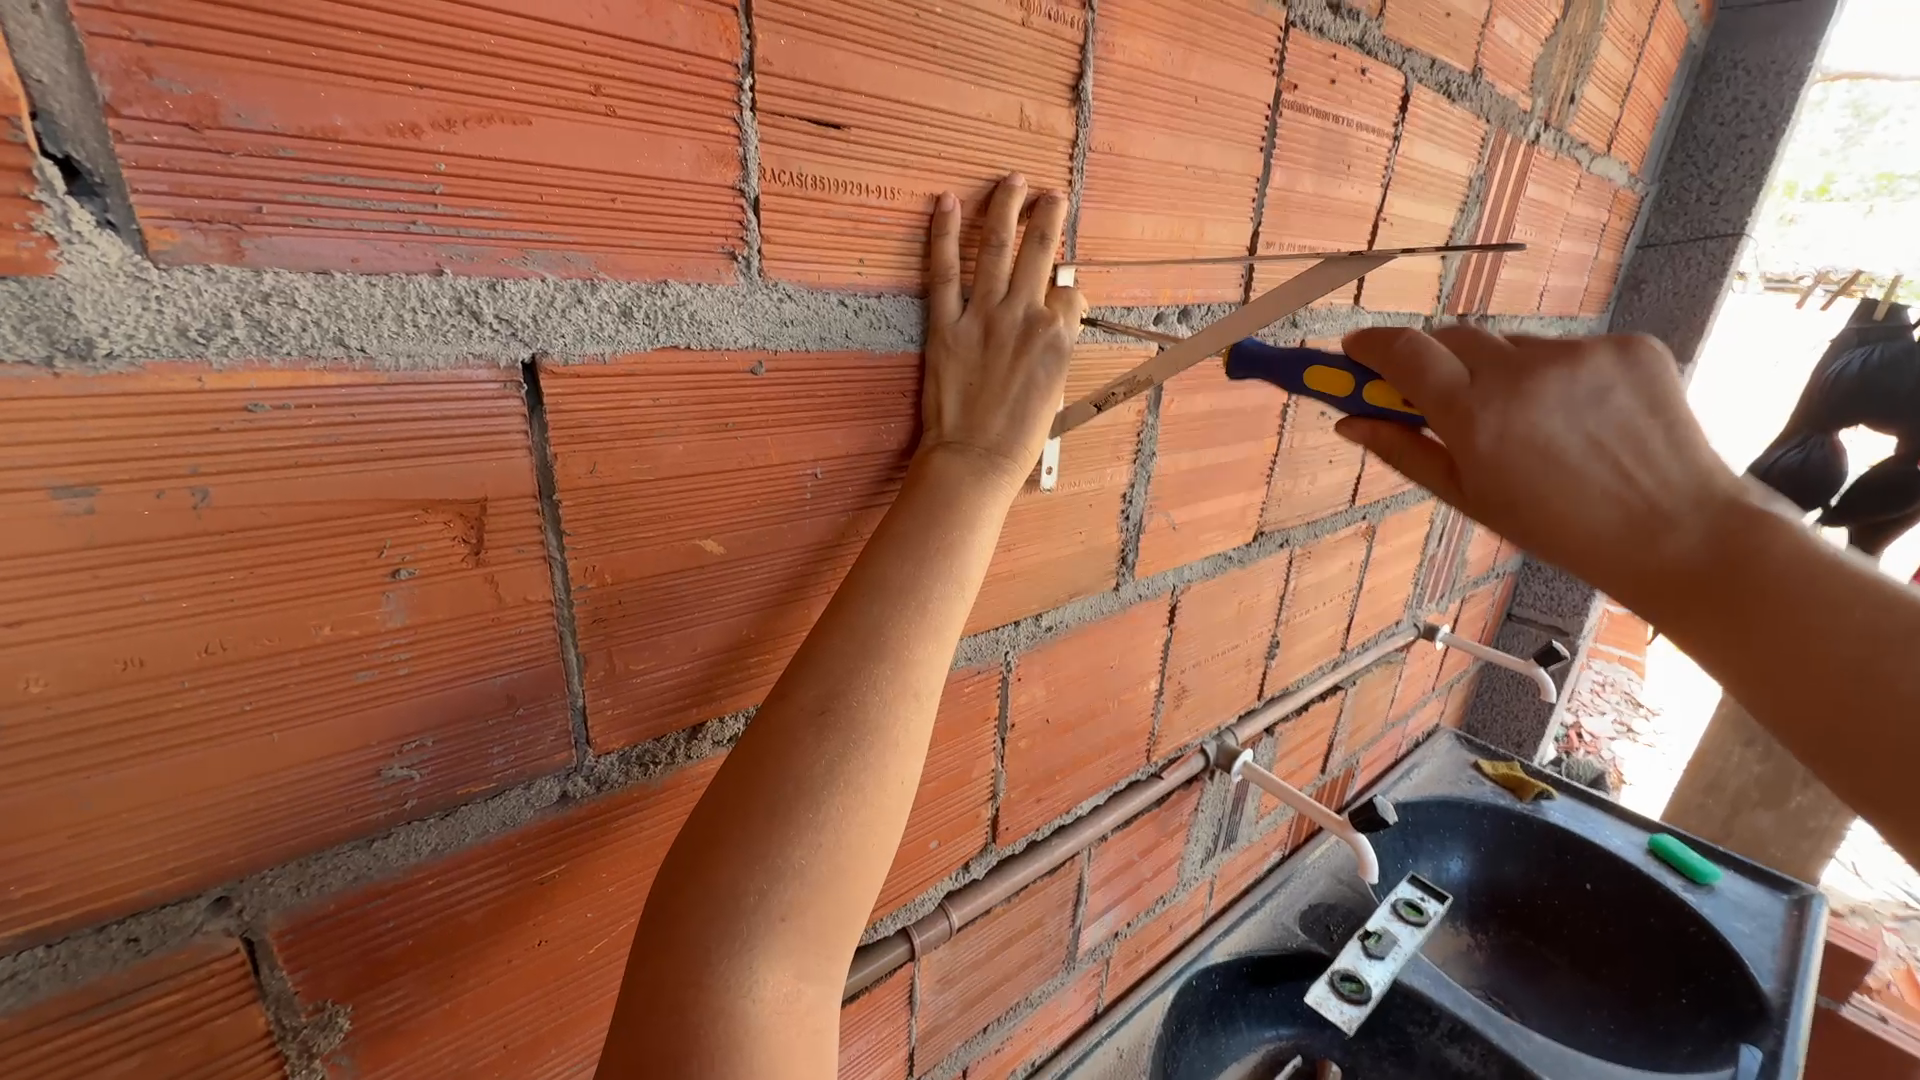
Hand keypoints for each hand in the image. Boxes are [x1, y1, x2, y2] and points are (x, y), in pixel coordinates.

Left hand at [919, 174, 1086, 491]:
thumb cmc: (1018, 440)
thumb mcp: (1054, 392)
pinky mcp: (945, 324)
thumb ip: (1054, 351)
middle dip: (1048, 215)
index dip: (1067, 287)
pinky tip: (948, 201)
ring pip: (996, 246)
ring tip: (1011, 180)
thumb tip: (1051, 326)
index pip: (1070, 291)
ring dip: (1005, 207)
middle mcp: (1026, 315)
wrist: (975, 460)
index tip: (1059, 289)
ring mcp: (984, 315)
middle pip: (1040, 250)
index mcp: (1059, 336)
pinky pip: (944, 269)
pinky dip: (943, 232)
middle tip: (1049, 195)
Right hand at [1335, 327, 1749, 600]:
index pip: (1404, 352)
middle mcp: (1522, 372)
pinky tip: (1577, 416)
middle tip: (1438, 395)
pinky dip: (1554, 374)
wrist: (1676, 529)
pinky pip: (1565, 348)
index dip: (1370, 345)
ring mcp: (1580, 353)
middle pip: (1452, 336)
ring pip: (1511, 344)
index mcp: (1475, 415)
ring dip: (1498, 370)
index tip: (1353, 349)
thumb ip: (1402, 449)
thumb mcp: (1464, 495)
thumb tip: (1347, 422)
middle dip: (1433, 359)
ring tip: (1527, 421)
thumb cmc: (1551, 525)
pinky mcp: (1628, 344)